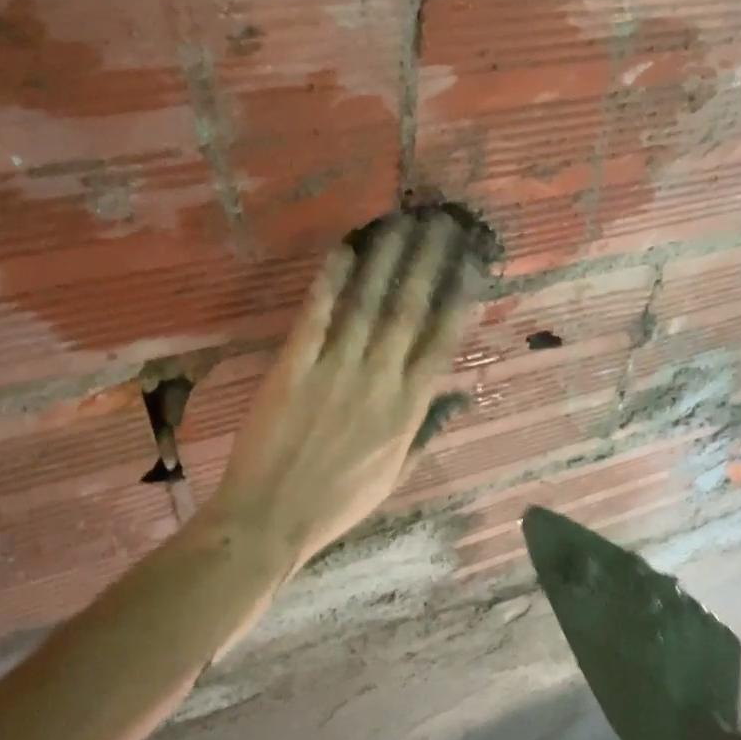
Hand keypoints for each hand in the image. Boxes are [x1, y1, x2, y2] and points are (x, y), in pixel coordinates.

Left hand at [210, 210, 481, 568]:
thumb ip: (429, 427)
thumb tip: (462, 394)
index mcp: (408, 406)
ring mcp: (336, 369)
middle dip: (427, 260)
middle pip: (409, 308)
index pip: (442, 339)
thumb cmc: (338, 500)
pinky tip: (343, 249)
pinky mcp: (294, 365)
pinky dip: (330, 280)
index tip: (470, 261)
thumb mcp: (397, 472)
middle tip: (439, 221)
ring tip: (399, 222)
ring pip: (367, 303)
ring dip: (385, 258)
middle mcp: (379, 378)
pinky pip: (317, 315)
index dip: (458, 295)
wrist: (270, 518)